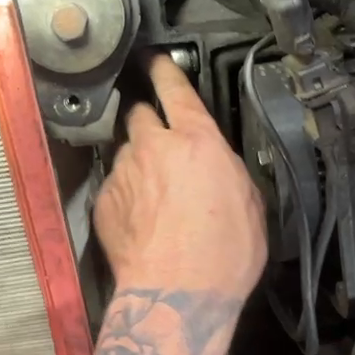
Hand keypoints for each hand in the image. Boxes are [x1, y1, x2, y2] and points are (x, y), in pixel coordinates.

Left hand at [94, 56, 267, 301]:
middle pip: (140, 114)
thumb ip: (226, 167)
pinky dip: (127, 194)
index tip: (155, 60)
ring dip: (140, 164)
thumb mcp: (250, 202)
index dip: (164, 70)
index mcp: (196, 142)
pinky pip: (115, 185)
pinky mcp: (105, 200)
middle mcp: (154, 148)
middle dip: (150, 122)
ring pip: (127, 152)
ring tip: (157, 199)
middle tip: (164, 147)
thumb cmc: (223, 254)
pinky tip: (143, 220)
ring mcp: (124, 173)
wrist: (175, 295)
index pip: (175, 89)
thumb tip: (215, 162)